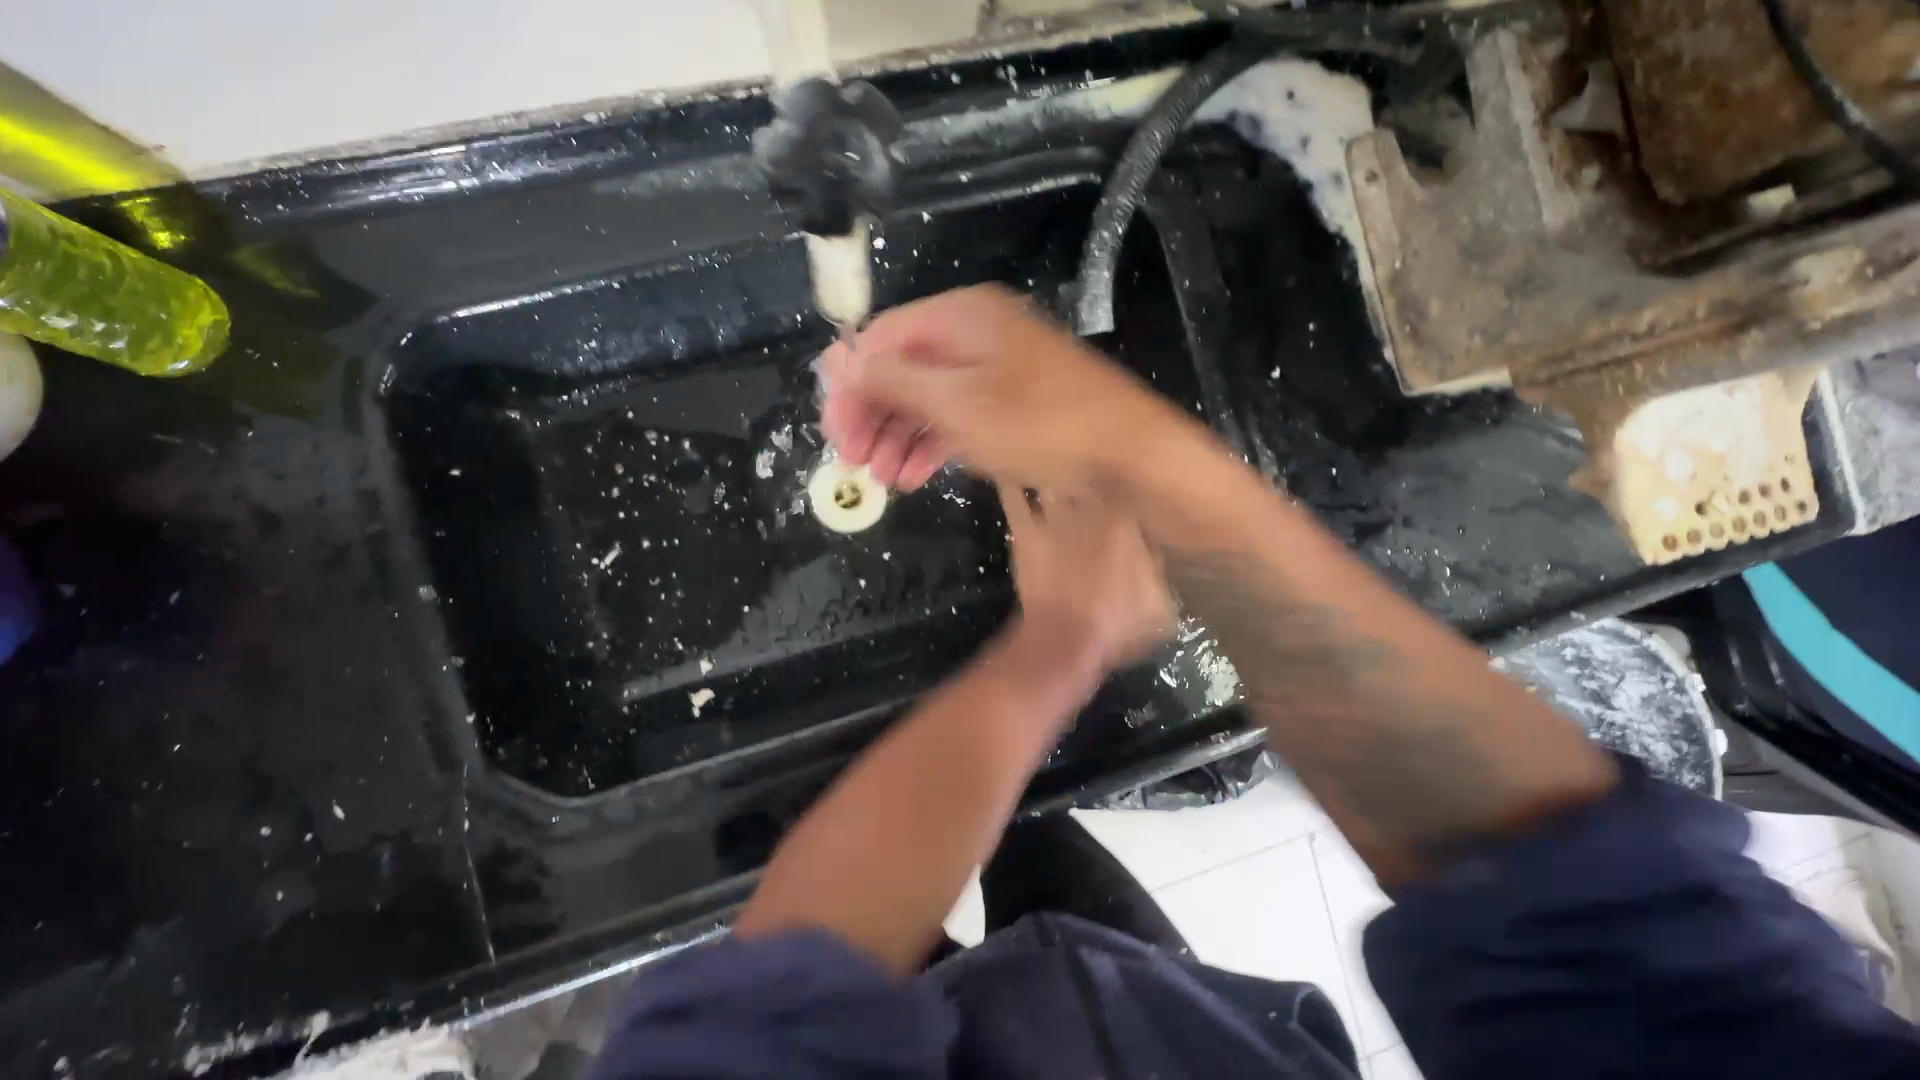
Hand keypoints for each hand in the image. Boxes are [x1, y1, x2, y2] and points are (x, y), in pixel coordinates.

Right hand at [819, 285, 1199, 491]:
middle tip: (853, 464)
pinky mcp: (1012, 403)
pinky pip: (957, 416)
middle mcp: (974, 333)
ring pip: (928, 397)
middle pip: (901, 367)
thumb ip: (893, 380)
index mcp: (959, 316)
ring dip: (898, 437)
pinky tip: (915, 476)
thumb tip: (837, 360)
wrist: (1129, 457)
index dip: (849, 386)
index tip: (833, 434)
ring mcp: (996, 368)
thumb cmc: (1041, 425)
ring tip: (882, 480)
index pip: (880, 339)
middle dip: (872, 417)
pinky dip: (932, 444)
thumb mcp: (956, 404)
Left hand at [1000, 484, 1176, 675]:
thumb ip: (1156, 569)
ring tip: (1051, 458)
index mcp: (1128, 525)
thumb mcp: (1158, 604)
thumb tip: (1152, 550)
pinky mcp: (1025, 532)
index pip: (1129, 488)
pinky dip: (1011, 481)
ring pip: (1052, 479)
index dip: (1125, 483)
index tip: (1125, 481)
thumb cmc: (1116, 626)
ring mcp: (1055, 520)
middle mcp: (1092, 513)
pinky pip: (1013, 496)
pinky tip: (1008, 469)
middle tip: (1088, 465)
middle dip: (1088, 471)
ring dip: (1051, 468)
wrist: (1065, 639)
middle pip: (1089, 477)